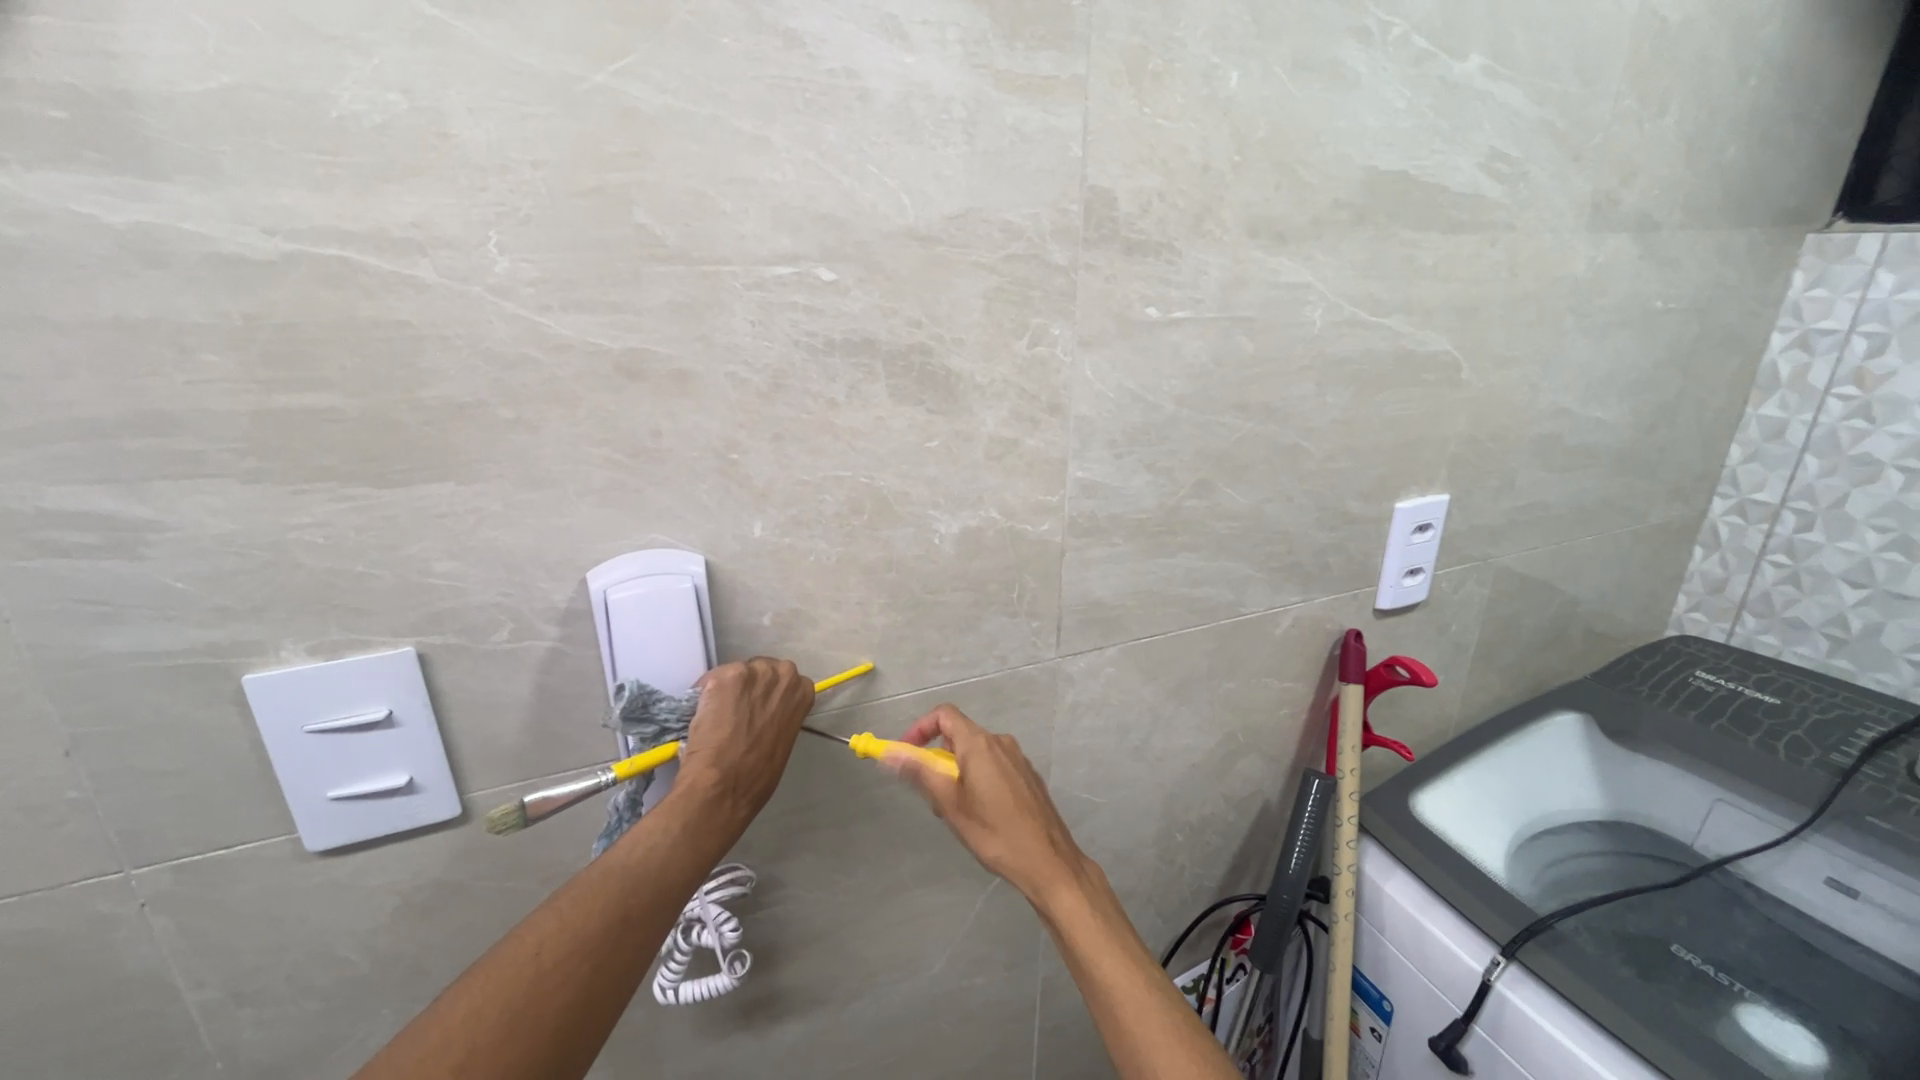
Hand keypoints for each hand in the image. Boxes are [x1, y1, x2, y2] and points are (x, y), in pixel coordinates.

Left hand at [675, 658, 814, 822]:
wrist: (725, 783)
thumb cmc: (759, 774)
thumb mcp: (785, 740)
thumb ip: (780, 717)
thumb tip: (764, 716)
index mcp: (802, 691)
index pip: (785, 680)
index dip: (769, 694)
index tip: (760, 708)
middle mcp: (780, 673)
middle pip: (761, 669)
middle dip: (751, 687)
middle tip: (738, 711)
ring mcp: (750, 672)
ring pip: (736, 673)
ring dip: (728, 689)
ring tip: (719, 715)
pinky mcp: (722, 676)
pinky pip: (711, 680)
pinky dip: (705, 695)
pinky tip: (703, 715)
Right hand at [884, 705, 1092, 905]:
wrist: (1048, 862)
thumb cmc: (994, 833)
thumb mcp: (950, 804)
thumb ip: (919, 773)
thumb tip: (890, 752)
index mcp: (980, 744)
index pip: (944, 715)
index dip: (919, 729)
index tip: (906, 754)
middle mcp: (1001, 743)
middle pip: (960, 736)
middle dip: (938, 760)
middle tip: (931, 797)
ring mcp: (1019, 759)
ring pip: (977, 755)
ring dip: (957, 773)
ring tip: (955, 812)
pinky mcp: (1028, 777)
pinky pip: (995, 767)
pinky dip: (978, 780)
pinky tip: (982, 816)